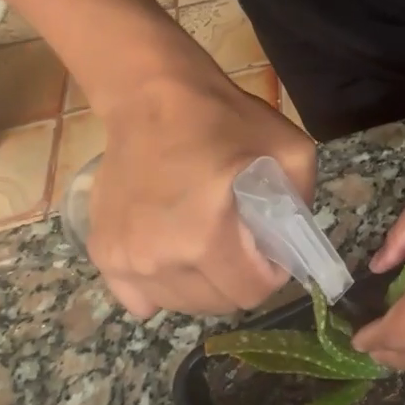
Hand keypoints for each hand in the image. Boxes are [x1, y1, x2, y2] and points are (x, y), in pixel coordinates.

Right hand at [87, 67, 316, 316]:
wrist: (152, 100)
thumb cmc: (225, 120)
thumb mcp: (290, 148)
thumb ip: (302, 197)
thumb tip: (297, 237)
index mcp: (207, 236)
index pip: (250, 293)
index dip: (273, 274)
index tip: (274, 250)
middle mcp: (160, 259)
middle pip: (216, 304)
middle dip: (241, 280)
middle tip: (247, 244)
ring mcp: (125, 260)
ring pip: (179, 304)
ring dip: (204, 284)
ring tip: (214, 244)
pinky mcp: (103, 254)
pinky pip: (139, 299)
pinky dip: (164, 286)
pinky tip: (178, 254)